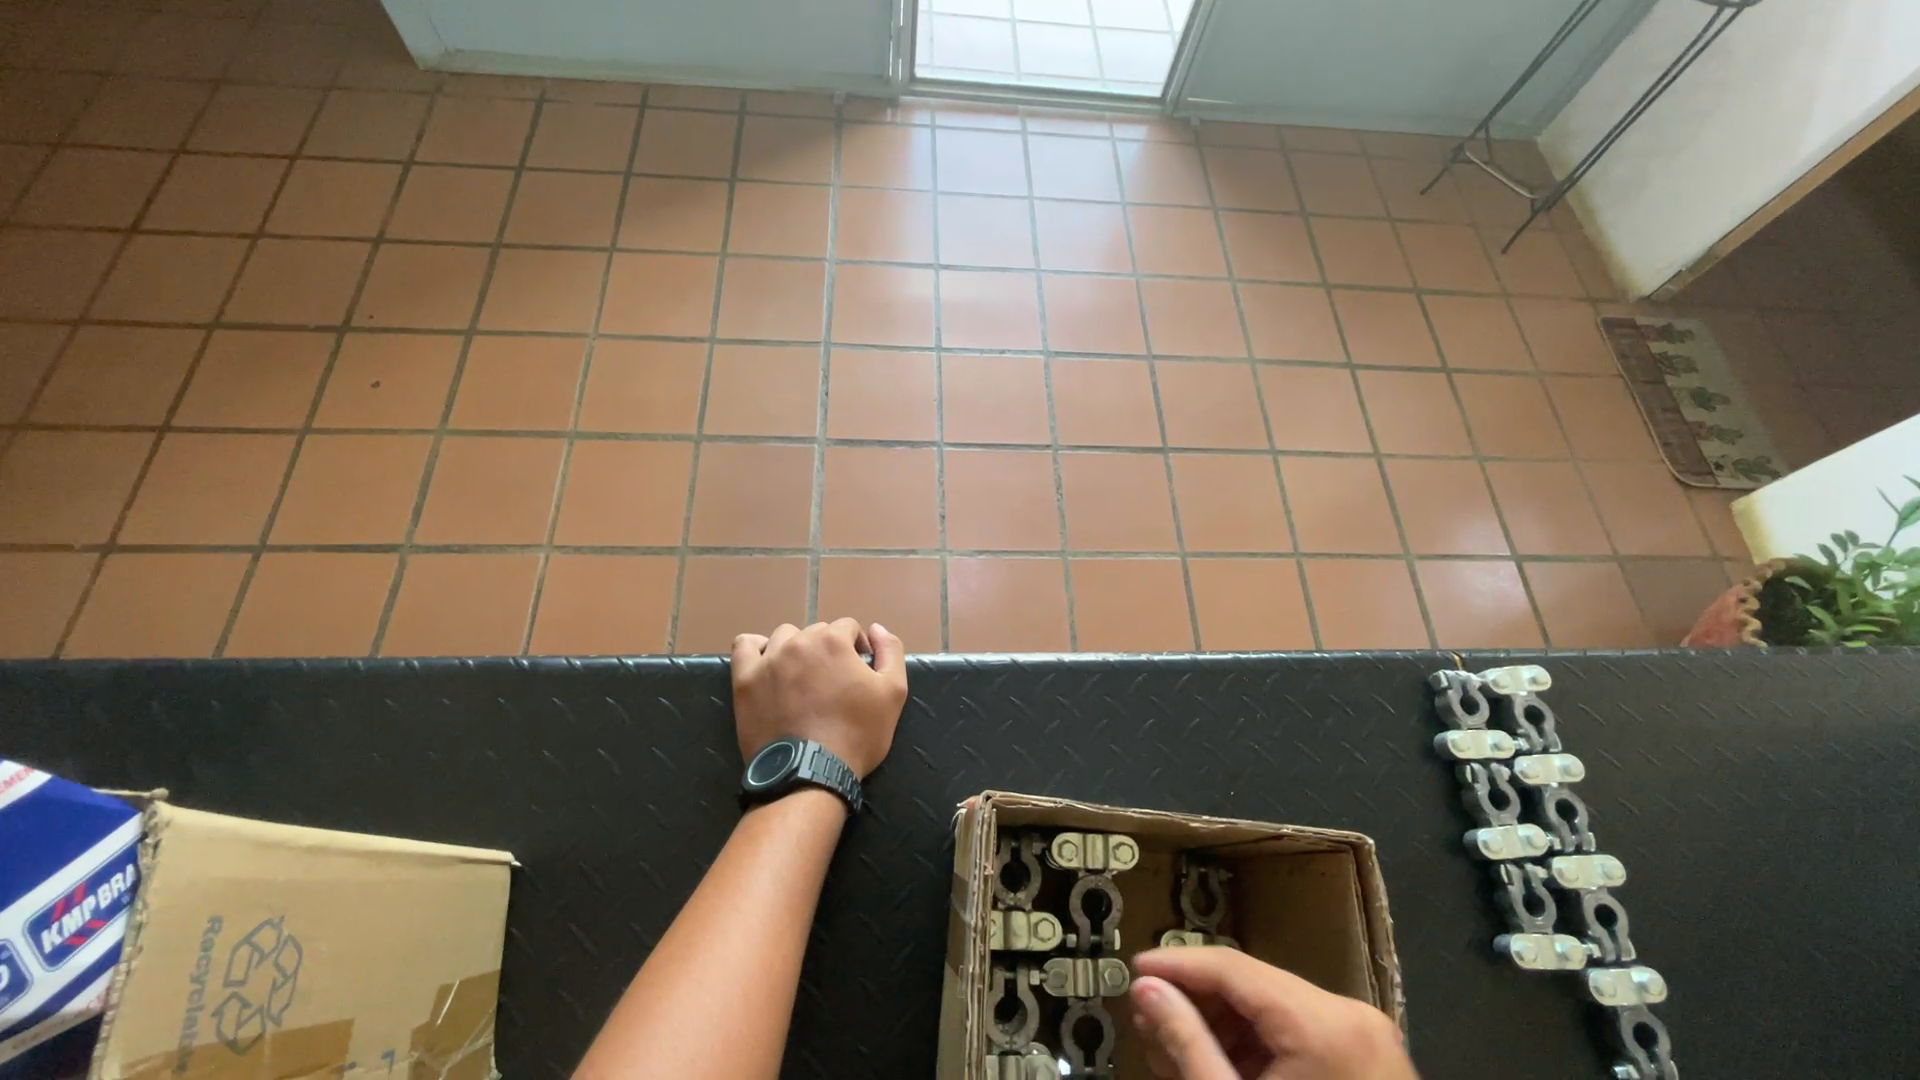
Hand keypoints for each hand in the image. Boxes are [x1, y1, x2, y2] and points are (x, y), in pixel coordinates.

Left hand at [730, 619, 908, 777]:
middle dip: (828, 650)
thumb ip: (891, 651)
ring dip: (797, 648)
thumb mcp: (893, 693)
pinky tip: (767, 665)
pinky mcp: (745, 680)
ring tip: (802, 677)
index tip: (858, 673)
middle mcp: (799, 642)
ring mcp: (768, 660)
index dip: (857, 647)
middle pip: (817, 631)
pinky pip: (745, 646)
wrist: (811, 772)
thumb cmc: (857, 733)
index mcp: (833, 641)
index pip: (848, 627)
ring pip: (784, 637)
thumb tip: (876, 628)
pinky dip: (757, 649)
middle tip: (832, 682)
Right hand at [1129, 947, 1416, 1079]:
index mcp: (1323, 1024)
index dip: (1177, 964)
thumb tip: (1146, 990)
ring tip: (1171, 1048)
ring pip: (1271, 1009)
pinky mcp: (1366, 1061)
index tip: (1134, 969)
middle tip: (1146, 1018)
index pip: (1233, 968)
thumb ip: (1187, 1043)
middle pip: (1252, 987)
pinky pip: (1296, 1034)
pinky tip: (1215, 1063)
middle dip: (1195, 1001)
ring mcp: (1364, 1038)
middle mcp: (1349, 1016)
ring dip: (1220, 1024)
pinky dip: (1254, 1046)